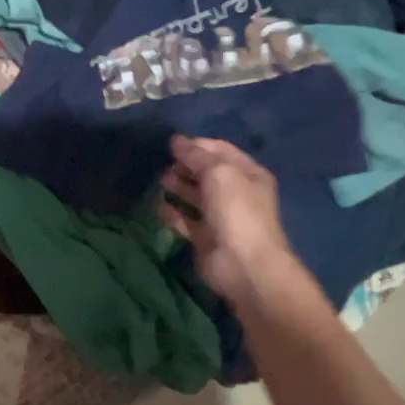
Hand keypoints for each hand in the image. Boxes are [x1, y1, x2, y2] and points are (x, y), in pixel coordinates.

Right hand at [159, 135, 295, 303]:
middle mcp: (236, 192)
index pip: (220, 151)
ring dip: (177, 186)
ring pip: (195, 195)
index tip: (171, 145)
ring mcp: (220, 216)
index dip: (197, 145)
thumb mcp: (218, 172)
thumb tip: (176, 141)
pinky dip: (172, 212)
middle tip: (164, 164)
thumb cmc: (236, 210)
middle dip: (185, 166)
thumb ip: (196, 155)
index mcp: (248, 173)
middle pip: (206, 173)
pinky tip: (157, 205)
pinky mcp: (205, 237)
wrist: (242, 264)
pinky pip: (185, 219)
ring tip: (160, 181)